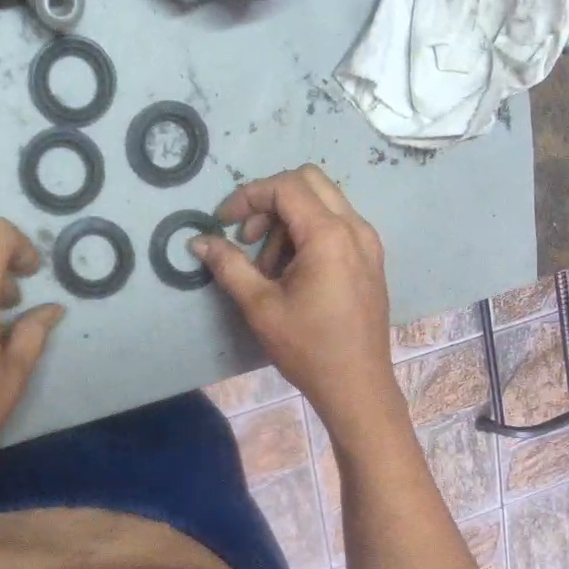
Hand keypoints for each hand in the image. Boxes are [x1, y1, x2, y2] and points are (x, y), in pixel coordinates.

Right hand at [193, 165, 400, 432]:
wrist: (357, 386)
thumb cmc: (307, 347)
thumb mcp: (260, 306)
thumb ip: (229, 266)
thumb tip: (199, 241)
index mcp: (329, 235)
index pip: (285, 187)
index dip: (248, 197)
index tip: (223, 223)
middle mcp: (355, 228)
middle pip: (308, 182)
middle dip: (270, 201)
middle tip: (248, 238)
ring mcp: (367, 243)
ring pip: (322, 203)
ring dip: (288, 222)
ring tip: (268, 269)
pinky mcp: (370, 259)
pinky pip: (336, 226)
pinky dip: (307, 235)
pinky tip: (292, 274)